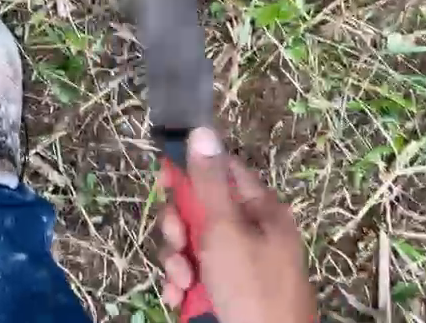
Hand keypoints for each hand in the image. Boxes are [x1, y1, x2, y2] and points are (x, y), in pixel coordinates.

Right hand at [160, 128, 315, 322]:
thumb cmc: (251, 289)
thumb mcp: (225, 230)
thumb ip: (208, 181)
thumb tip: (202, 128)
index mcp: (262, 212)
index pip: (222, 170)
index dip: (191, 170)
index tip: (162, 178)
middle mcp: (252, 234)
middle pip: (201, 208)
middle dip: (178, 225)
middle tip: (177, 240)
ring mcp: (240, 266)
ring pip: (192, 243)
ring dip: (176, 258)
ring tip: (181, 280)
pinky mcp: (226, 293)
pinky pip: (195, 273)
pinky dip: (182, 283)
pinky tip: (179, 296)